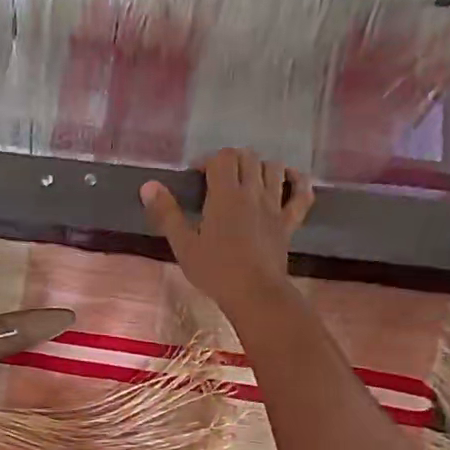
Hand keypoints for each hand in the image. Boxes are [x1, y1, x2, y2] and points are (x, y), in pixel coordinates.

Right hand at [139, 148, 314, 313]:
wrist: (253, 292)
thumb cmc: (214, 270)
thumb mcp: (183, 245)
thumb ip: (166, 213)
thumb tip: (148, 185)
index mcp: (225, 195)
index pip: (222, 158)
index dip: (207, 161)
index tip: (195, 178)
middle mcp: (253, 192)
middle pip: (248, 157)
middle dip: (231, 161)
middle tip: (216, 180)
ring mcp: (275, 204)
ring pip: (273, 167)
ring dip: (258, 166)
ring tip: (244, 180)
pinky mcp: (290, 220)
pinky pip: (301, 192)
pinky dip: (296, 180)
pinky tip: (287, 179)